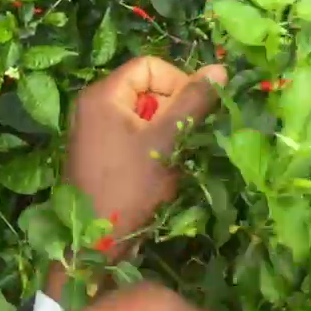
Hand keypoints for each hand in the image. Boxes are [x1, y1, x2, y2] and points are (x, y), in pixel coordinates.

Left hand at [61, 56, 224, 260]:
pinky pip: (130, 132)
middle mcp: (92, 105)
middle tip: (182, 138)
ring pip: (141, 113)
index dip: (177, 82)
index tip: (191, 112)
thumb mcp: (166, 141)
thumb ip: (192, 102)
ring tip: (171, 156)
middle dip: (171, 109)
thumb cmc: (129, 187)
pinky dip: (150, 144)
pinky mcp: (96, 151)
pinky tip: (157, 168)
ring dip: (163, 129)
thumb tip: (219, 69)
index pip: (149, 66)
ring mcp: (91, 130)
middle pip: (145, 88)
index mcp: (102, 95)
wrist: (95, 244)